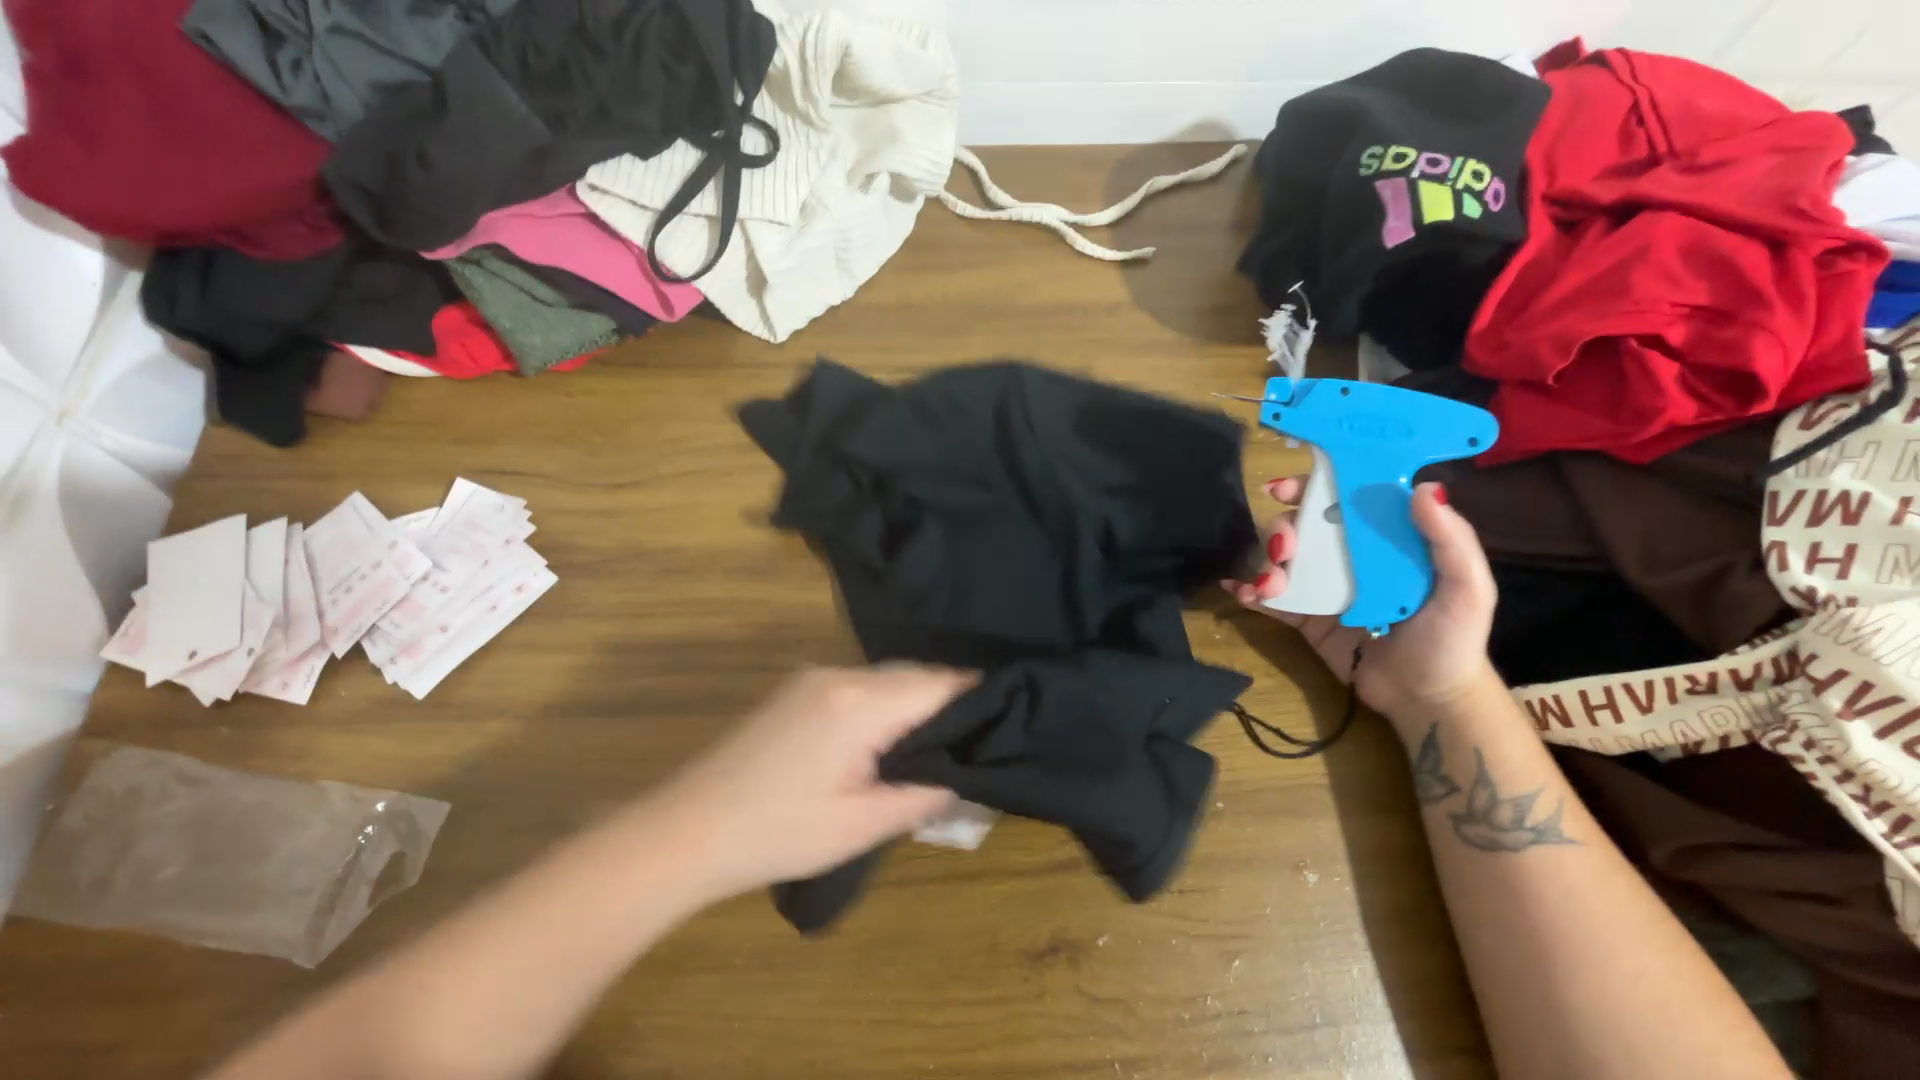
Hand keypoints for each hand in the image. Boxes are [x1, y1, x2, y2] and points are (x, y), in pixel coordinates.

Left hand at [647, 664, 970, 901]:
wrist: (687, 830)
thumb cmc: (778, 833)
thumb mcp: (862, 825)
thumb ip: (925, 796)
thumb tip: (968, 779)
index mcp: (860, 703)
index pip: (939, 684)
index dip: (979, 699)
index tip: (1010, 720)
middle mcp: (839, 675)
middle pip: (914, 675)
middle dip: (950, 702)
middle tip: (982, 741)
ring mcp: (812, 678)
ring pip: (886, 679)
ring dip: (915, 704)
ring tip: (943, 745)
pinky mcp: (795, 691)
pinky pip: (859, 687)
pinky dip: (885, 705)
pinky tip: (891, 741)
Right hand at [1222, 479, 1499, 729]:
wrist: (1426, 700)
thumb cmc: (1452, 640)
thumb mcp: (1467, 589)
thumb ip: (1451, 540)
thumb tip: (1425, 487)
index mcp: (1386, 539)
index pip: (1345, 499)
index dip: (1313, 486)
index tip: (1285, 489)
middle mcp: (1351, 556)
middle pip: (1303, 526)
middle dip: (1281, 529)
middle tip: (1282, 548)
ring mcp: (1325, 588)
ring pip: (1283, 560)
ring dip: (1266, 564)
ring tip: (1270, 586)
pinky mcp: (1308, 619)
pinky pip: (1274, 600)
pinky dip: (1250, 591)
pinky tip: (1236, 590)